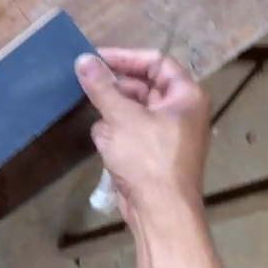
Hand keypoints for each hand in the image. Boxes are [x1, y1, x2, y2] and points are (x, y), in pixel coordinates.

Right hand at [75, 48, 210, 220]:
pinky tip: (104, 142)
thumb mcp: (121, 118)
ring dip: (112, 113)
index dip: (125, 57)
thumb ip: (101, 87)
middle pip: (143, 85)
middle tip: (86, 85)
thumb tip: (83, 60)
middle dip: (114, 89)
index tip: (94, 59)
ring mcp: (168, 133)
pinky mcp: (153, 152)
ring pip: (133, 109)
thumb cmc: (147, 158)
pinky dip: (115, 133)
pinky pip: (131, 131)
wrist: (160, 209)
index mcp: (185, 96)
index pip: (156, 62)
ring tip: (98, 120)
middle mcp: (181, 111)